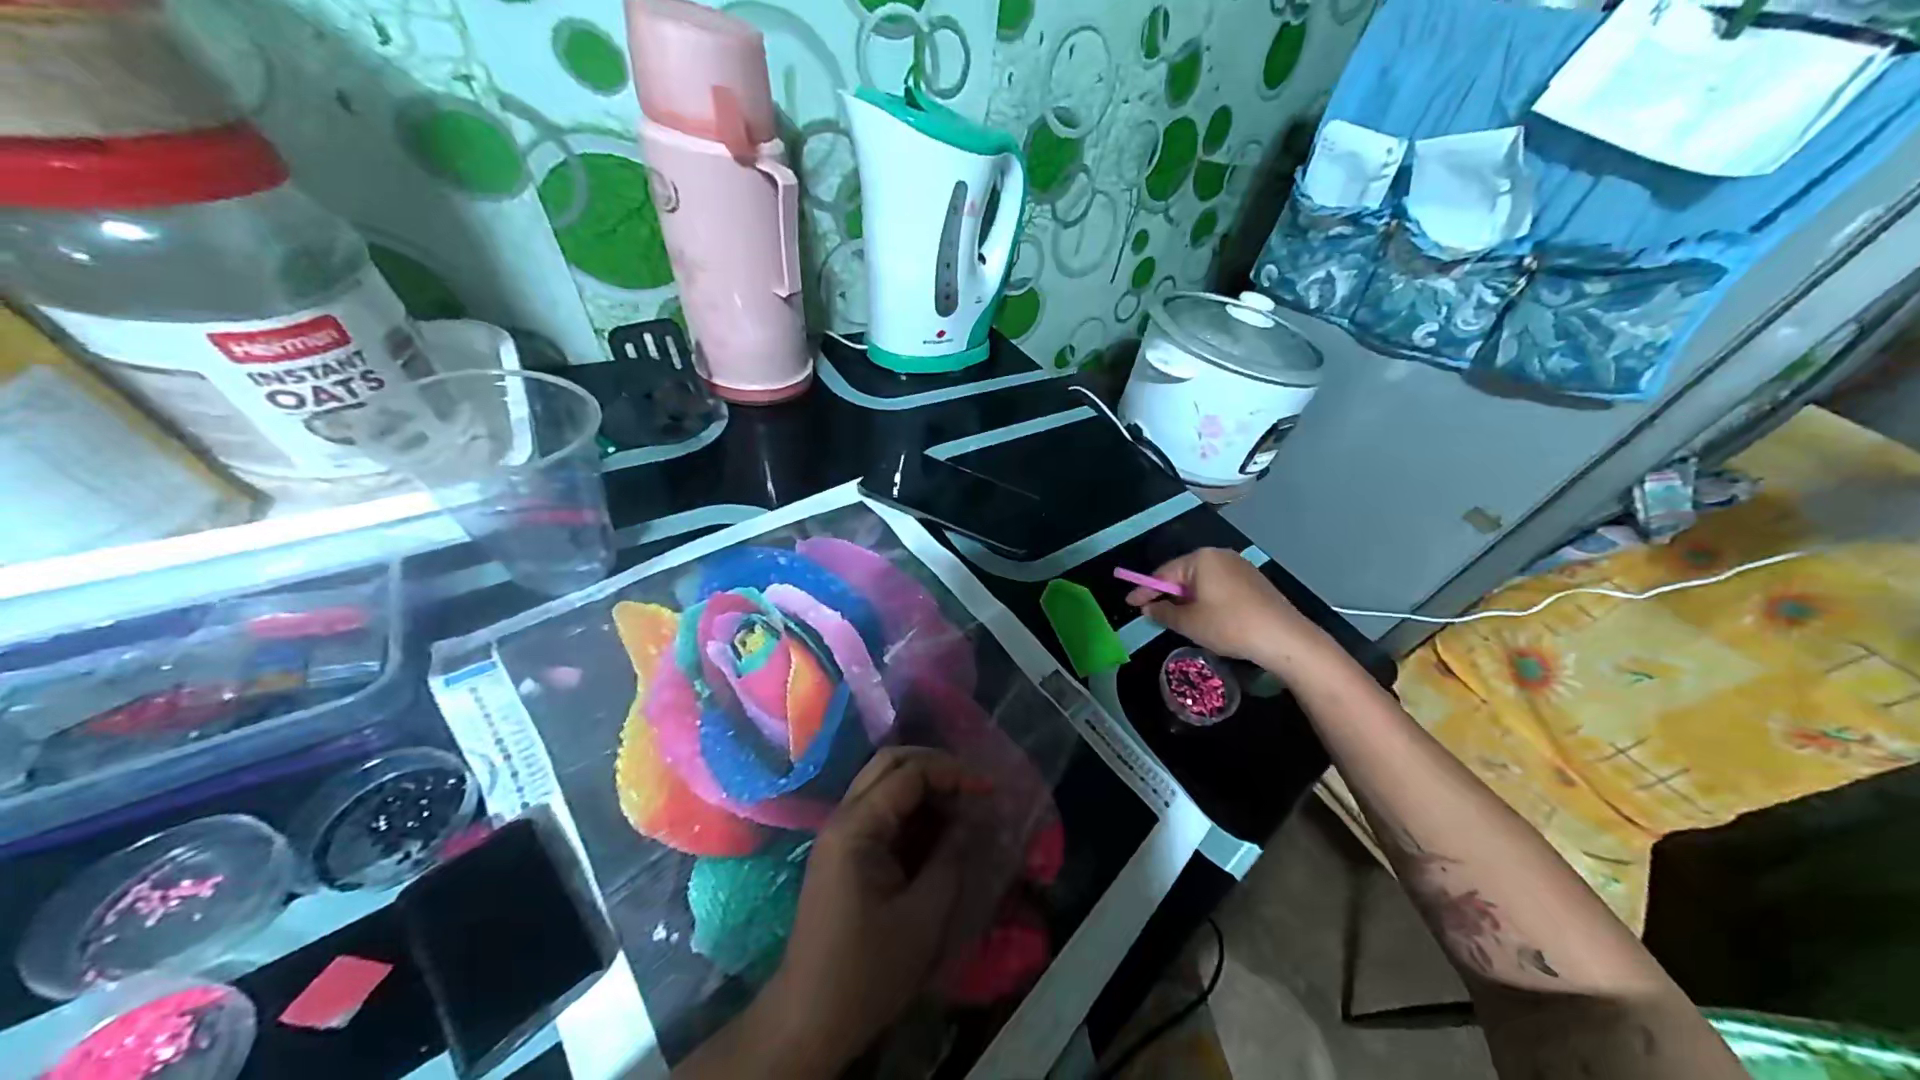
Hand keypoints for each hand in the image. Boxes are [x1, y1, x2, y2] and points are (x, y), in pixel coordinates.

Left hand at [756, 748, 984, 1075]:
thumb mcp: (924, 916)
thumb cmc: (869, 970)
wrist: (811, 1016)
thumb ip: (950, 857)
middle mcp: (842, 818)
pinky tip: (939, 827)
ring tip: (963, 806)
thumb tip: (971, 818)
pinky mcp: (844, 852)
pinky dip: (912, 809)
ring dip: (924, 785)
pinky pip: (880, 810)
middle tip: (974, 788)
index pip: (908, 773)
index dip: (953, 773)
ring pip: (883, 783)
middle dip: (936, 767)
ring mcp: (839, 834)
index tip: (989, 791)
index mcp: (856, 828)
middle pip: (889, 764)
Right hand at [1125, 548, 1332, 672]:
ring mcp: (1239, 566)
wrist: (1284, 638)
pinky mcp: (1253, 581)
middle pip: (1183, 575)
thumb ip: (1163, 613)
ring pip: (1201, 582)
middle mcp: (1219, 556)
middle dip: (1167, 595)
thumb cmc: (1230, 626)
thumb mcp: (1189, 623)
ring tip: (1177, 619)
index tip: (1129, 604)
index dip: (1144, 590)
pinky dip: (1206, 600)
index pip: (1163, 574)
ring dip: (1187, 600)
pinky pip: (1219, 587)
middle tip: (1151, 613)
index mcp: (1201, 559)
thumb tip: (1148, 608)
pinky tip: (1205, 618)